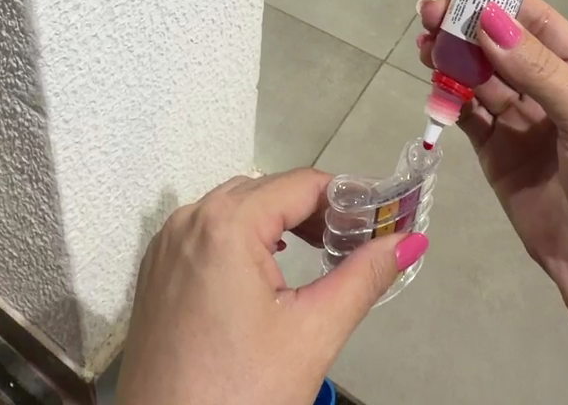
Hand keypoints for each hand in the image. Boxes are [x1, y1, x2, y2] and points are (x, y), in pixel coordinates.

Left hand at [116, 169, 428, 404]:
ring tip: (321, 251)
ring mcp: (168, 243)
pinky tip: (269, 266)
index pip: (302, 184)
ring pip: (238, 207)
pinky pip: (210, 230)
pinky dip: (245, 237)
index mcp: (227, 222)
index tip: (381, 217)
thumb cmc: (240, 392)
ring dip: (281, 221)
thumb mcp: (312, 333)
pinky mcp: (158, 269)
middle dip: (315, 210)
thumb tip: (410, 240)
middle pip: (268, 190)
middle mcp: (190, 217)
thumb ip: (364, 276)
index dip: (347, 197)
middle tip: (357, 241)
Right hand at [419, 0, 567, 399]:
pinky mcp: (500, 161)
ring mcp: (526, 129)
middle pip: (503, 49)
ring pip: (482, 81)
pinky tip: (432, 82)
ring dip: (454, 59)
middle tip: (428, 10)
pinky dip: (450, 100)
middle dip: (468, 27)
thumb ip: (540, 71)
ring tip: (423, 40)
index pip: (539, 24)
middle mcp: (555, 96)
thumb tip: (488, 18)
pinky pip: (471, 120)